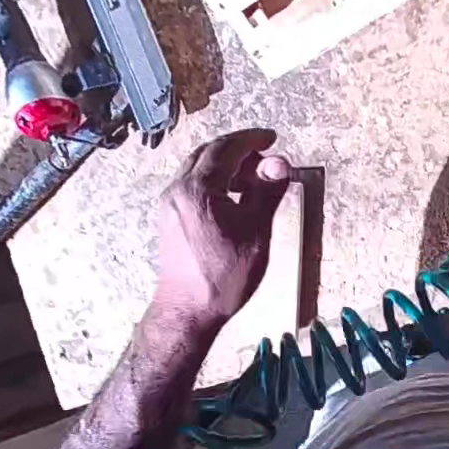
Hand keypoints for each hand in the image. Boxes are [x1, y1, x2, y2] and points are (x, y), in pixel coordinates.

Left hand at [152, 129, 292, 330]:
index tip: (270, 139)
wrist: (188, 310)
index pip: (226, 149)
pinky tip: (231, 197)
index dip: (251, 140)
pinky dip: (213, 181)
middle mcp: (177, 191)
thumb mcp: (255, 233)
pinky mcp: (169, 219)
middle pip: (208, 154)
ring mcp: (169, 205)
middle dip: (238, 150)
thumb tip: (279, 164)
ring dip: (225, 166)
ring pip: (198, 169)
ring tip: (253, 179)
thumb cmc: (221, 278)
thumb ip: (266, 193)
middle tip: (265, 157)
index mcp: (198, 190)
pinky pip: (191, 186)